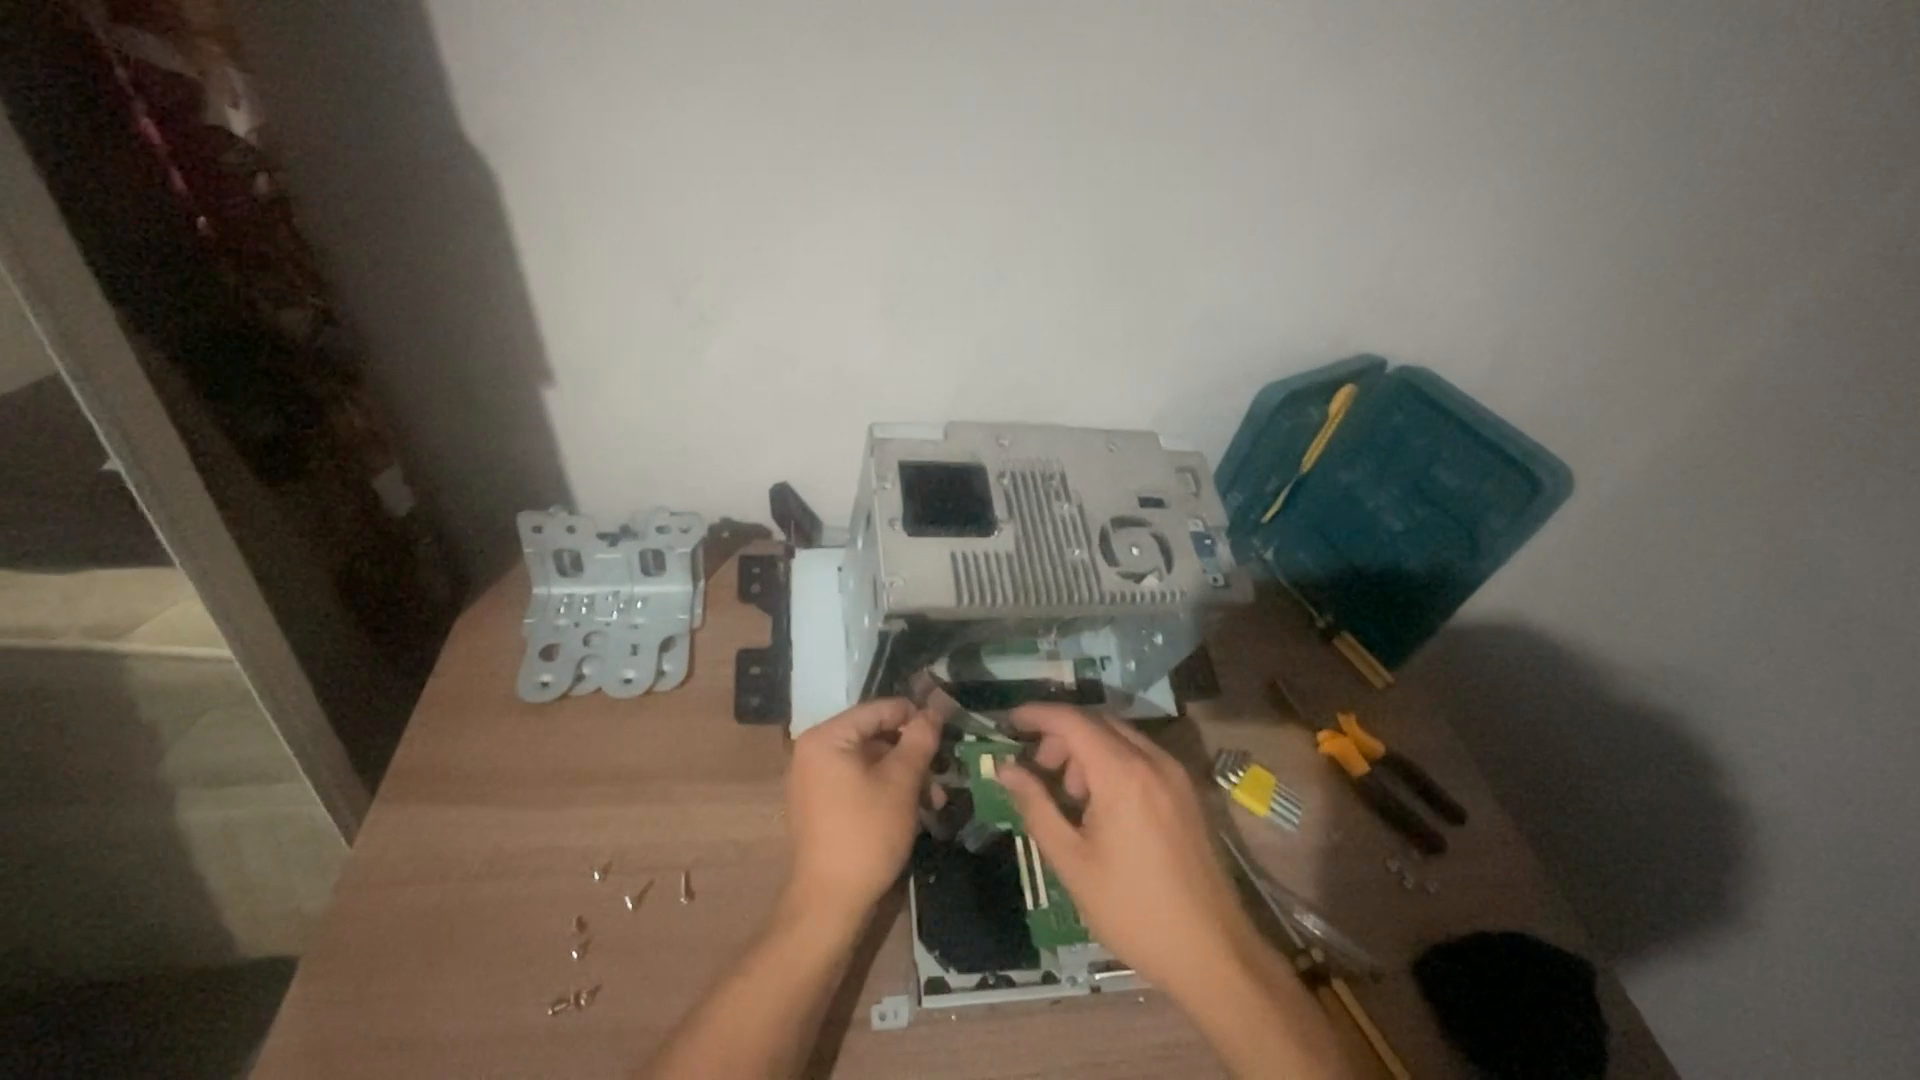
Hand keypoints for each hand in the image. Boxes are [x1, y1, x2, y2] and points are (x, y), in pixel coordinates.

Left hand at [783, 699, 939, 922]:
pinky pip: (858, 783)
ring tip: (937, 798)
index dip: (916, 716)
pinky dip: (886, 790)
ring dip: (905, 775)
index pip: (879, 709)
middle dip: (913, 752)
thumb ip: (919, 739)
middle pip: (874, 736)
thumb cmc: (866, 833)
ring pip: (870, 762)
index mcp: (826, 737)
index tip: (949, 729)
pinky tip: (916, 810)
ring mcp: (814, 780)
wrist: (829, 901)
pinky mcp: (821, 806)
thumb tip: (934, 709)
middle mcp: (814, 751)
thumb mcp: (901, 782)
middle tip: (946, 767)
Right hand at [997, 706, 1261, 995]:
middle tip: (1037, 770)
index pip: (1072, 721)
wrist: (1210, 951)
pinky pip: (1143, 758)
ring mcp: (1176, 776)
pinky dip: (1114, 763)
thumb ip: (1036, 806)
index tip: (1007, 724)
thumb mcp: (1072, 861)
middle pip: (1098, 723)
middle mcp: (1154, 761)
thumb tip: (1005, 769)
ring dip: (1088, 750)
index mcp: (1123, 774)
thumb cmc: (1132, 910)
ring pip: (1122, 738)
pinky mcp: (1188, 794)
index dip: (1036, 715)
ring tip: (1069, 796)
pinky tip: (1102, 806)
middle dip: (1061, 736)